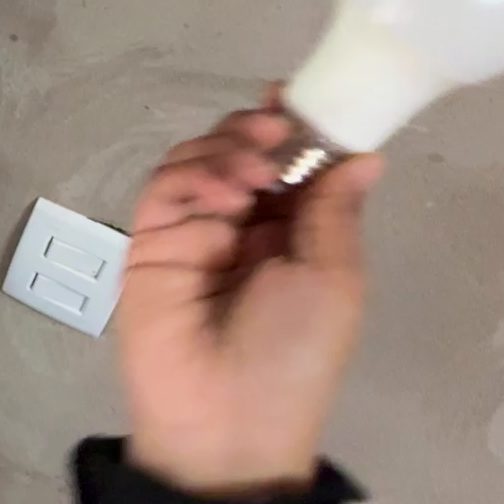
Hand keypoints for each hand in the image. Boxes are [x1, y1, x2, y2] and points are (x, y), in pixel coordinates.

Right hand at [116, 98, 382, 496]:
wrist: (223, 407)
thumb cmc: (292, 350)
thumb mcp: (332, 279)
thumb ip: (330, 214)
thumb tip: (360, 156)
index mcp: (287, 235)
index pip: (283, 169)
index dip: (287, 131)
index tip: (289, 97)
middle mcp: (234, 225)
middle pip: (229, 155)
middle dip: (250, 133)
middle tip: (272, 128)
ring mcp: (184, 231)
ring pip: (188, 164)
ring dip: (221, 151)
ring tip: (252, 168)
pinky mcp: (144, 241)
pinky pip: (160, 192)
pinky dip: (189, 178)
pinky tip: (223, 191)